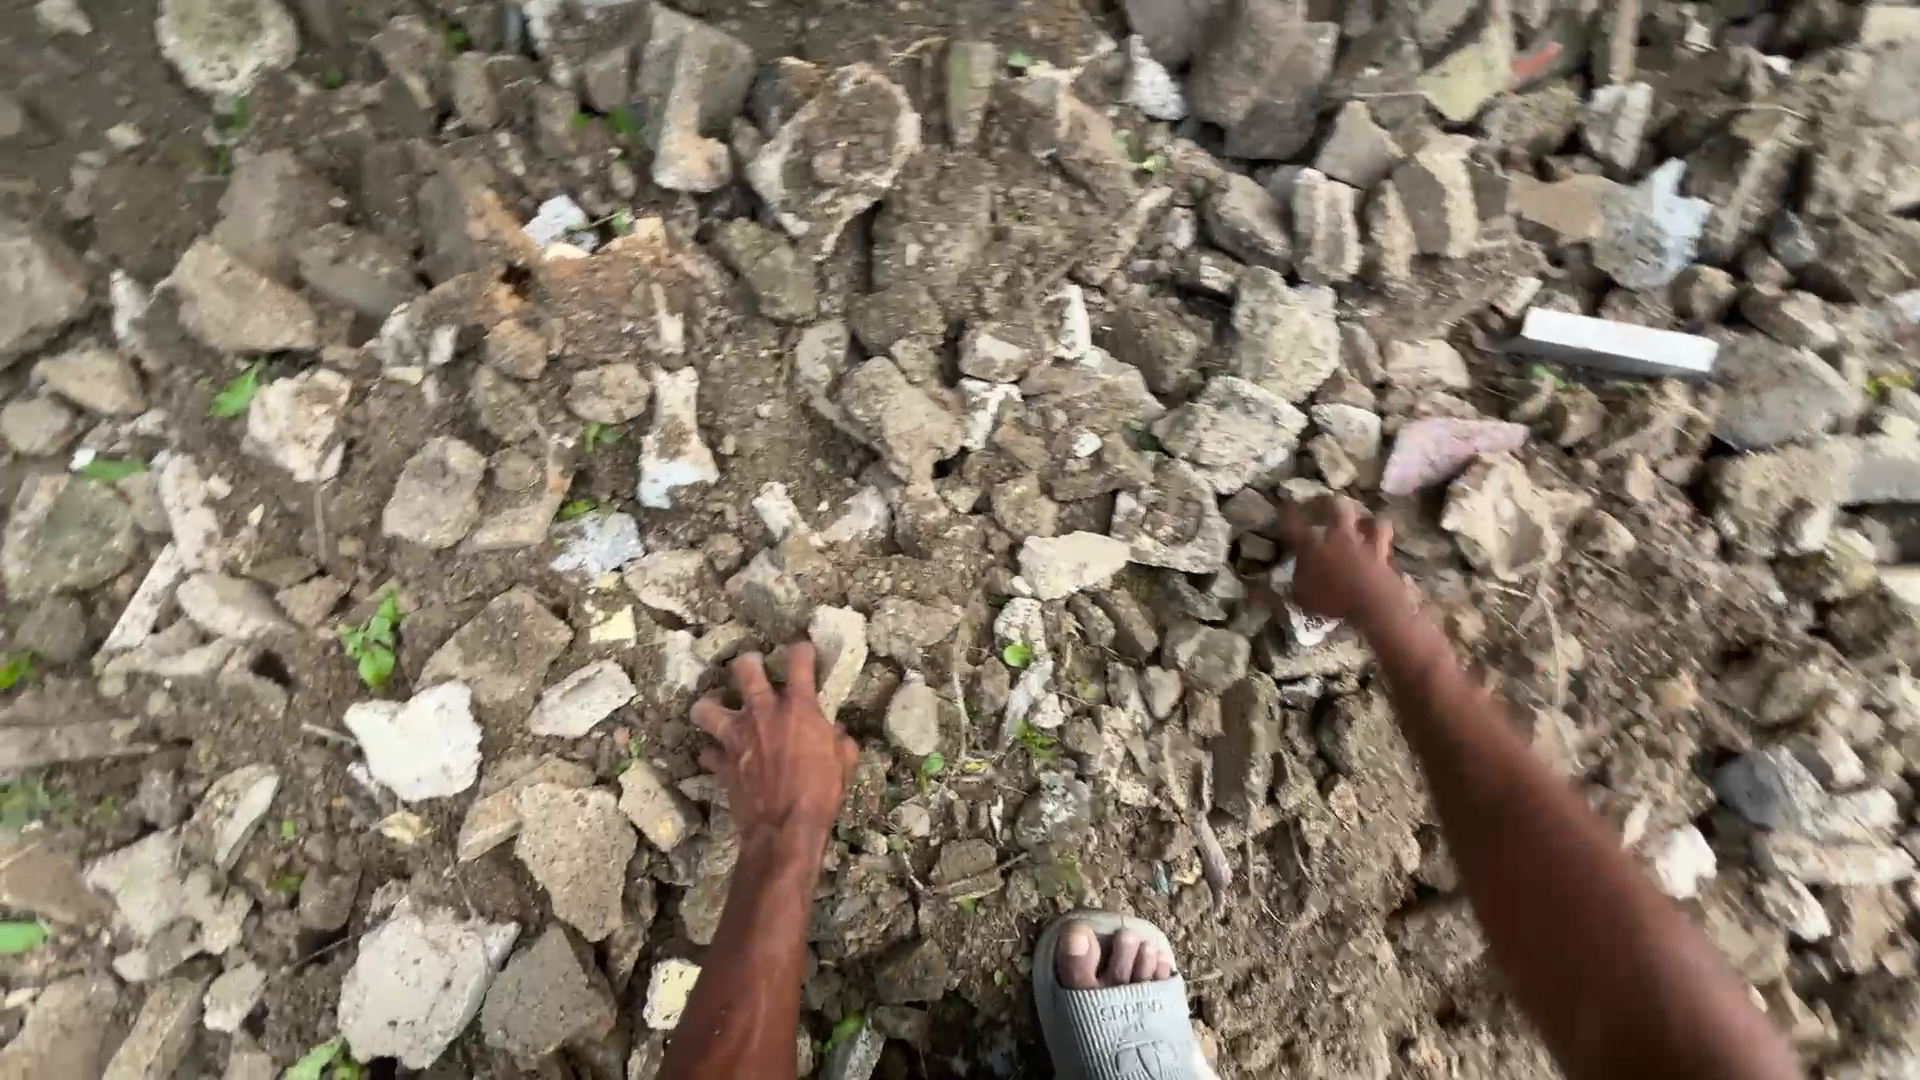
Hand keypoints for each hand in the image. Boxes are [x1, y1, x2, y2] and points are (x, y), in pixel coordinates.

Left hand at [692, 643, 858, 841]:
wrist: (784, 830)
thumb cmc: (821, 793)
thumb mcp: (844, 762)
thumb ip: (839, 740)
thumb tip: (834, 732)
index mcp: (798, 708)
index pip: (798, 660)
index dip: (802, 649)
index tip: (803, 649)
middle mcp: (763, 713)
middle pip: (744, 670)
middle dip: (748, 663)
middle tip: (753, 668)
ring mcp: (736, 737)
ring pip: (706, 708)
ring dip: (711, 704)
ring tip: (719, 706)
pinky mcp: (721, 764)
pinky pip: (708, 752)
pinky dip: (714, 752)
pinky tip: (722, 756)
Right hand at [1278, 496, 1405, 624]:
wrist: (1373, 604)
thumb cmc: (1332, 601)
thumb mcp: (1302, 596)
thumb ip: (1296, 583)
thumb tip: (1294, 578)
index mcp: (1312, 546)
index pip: (1294, 523)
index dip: (1288, 512)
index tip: (1286, 504)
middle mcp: (1338, 538)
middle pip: (1336, 507)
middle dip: (1328, 502)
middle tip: (1323, 502)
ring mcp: (1364, 544)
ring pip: (1370, 520)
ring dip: (1366, 519)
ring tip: (1362, 521)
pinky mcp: (1384, 556)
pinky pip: (1385, 541)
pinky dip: (1381, 540)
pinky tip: (1380, 543)